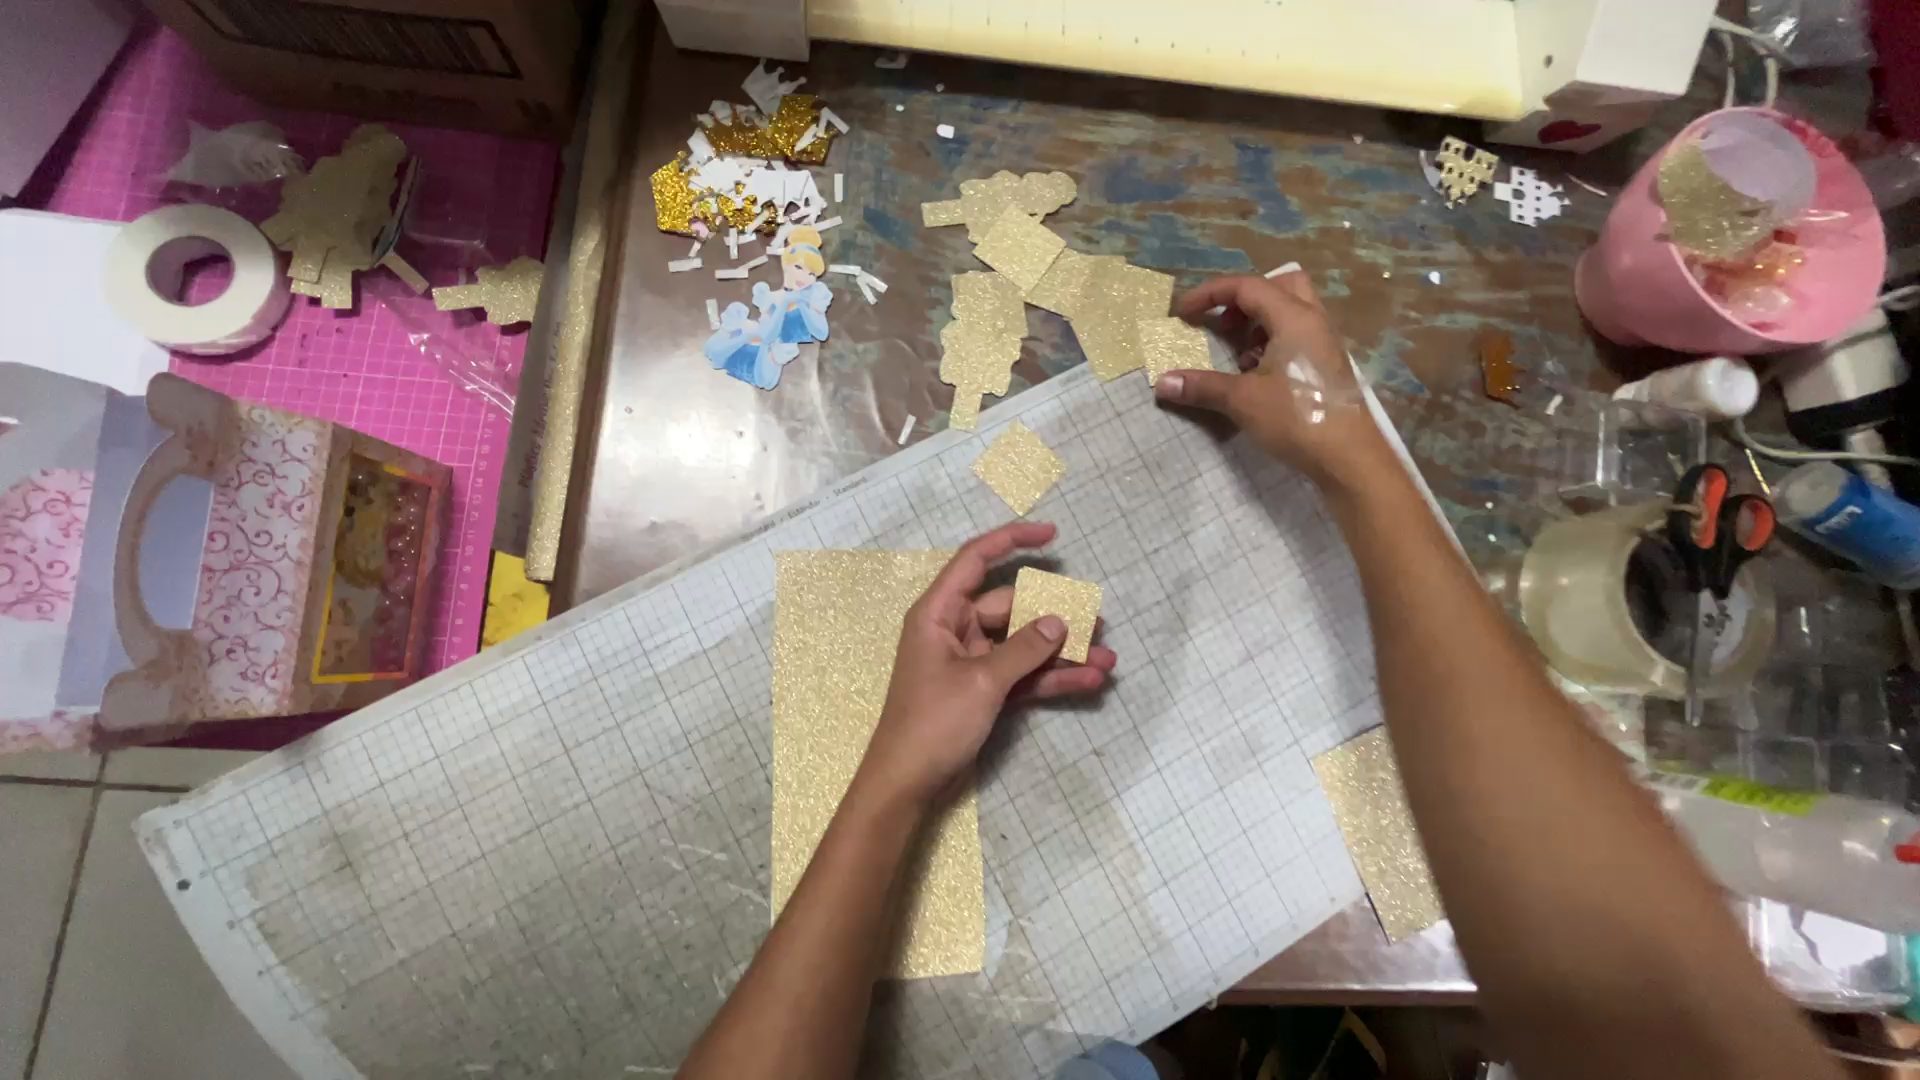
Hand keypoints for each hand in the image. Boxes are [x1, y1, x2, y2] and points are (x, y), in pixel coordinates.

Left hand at [856, 523, 1116, 808]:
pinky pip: (1022, 675)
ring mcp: (971, 662)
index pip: (976, 559)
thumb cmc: (933, 722)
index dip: (1012, 540)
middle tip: (1099, 624)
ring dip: (1061, 652)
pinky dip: (1051, 678)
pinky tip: (1089, 681)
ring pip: (1023, 644)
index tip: (1051, 534)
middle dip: (1055, 616)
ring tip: (1107, 658)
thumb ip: (1024, 648)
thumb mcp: (982, 681)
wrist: (907, 784)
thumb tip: (1060, 621)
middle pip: (1011, 607)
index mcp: (940, 612)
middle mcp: (955, 630)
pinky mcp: (983, 691)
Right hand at [1153, 272, 1394, 493]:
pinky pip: (1295, 335)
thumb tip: (1162, 382)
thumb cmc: (1297, 418)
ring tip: (1234, 351)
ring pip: (1289, 311)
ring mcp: (1323, 343)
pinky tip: (1255, 373)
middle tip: (1221, 323)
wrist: (1348, 456)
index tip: (1182, 312)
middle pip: (1278, 286)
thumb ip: (1202, 386)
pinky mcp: (1325, 365)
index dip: (1210, 294)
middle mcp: (1312, 321)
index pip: (1247, 287)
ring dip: (1257, 321)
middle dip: (1242, 298)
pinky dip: (1270, 341)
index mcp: (1294, 318)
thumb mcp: (1242, 400)